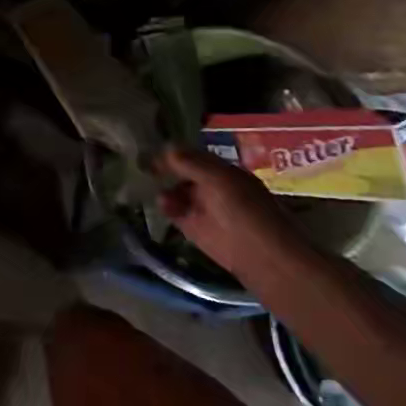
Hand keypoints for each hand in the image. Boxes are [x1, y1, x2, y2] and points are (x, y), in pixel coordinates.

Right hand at [156, 148, 303, 275]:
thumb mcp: (220, 181)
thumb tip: (167, 148)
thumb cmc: (246, 211)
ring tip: (152, 187)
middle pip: (184, 174)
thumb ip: (193, 164)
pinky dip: (168, 208)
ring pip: (179, 194)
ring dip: (166, 189)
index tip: (153, 150)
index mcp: (224, 171)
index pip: (194, 156)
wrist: (263, 257)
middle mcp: (214, 187)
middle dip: (166, 169)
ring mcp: (205, 209)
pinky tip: (160, 205)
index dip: (175, 153)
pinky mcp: (197, 231)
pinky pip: (178, 215)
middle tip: (142, 167)